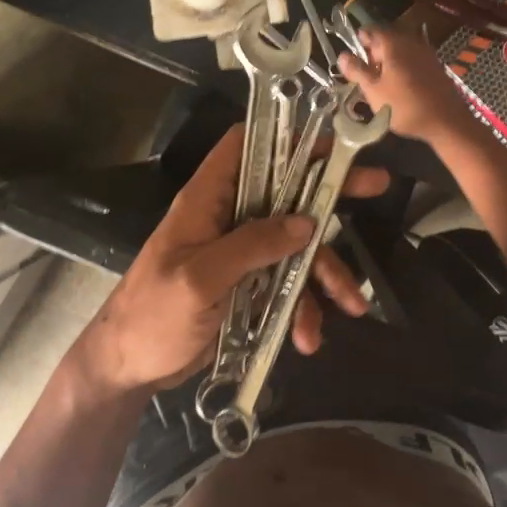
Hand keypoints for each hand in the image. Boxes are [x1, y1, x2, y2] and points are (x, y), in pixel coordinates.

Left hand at [76, 127, 389, 393]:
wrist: (127, 369)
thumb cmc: (152, 315)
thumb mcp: (199, 279)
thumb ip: (251, 247)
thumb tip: (305, 222)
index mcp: (207, 200)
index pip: (247, 147)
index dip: (287, 137)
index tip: (331, 143)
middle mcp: (228, 219)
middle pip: (286, 193)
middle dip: (331, 196)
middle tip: (378, 187)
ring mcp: (240, 254)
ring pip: (296, 247)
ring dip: (324, 275)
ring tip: (349, 307)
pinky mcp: (249, 287)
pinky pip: (287, 287)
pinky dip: (303, 310)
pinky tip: (307, 339)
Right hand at [339, 27, 473, 142]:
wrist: (446, 121)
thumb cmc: (404, 105)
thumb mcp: (373, 90)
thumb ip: (357, 71)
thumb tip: (342, 55)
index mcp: (393, 43)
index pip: (370, 31)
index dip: (358, 44)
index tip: (353, 62)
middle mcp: (410, 42)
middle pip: (385, 41)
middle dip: (373, 56)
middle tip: (364, 78)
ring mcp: (425, 53)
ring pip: (399, 52)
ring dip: (388, 64)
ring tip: (380, 86)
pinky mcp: (435, 67)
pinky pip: (412, 61)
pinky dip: (402, 70)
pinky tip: (400, 89)